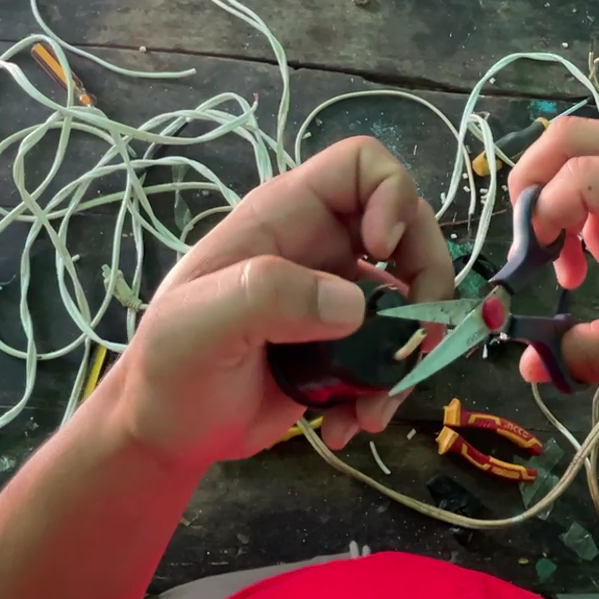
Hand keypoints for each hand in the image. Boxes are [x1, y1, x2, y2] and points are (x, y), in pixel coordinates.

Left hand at [103, 136, 455, 470]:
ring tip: (376, 406)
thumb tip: (354, 306)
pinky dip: (387, 391)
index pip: (361, 166)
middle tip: (422, 337)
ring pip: (412, 298)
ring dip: (412, 352)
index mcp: (287, 217)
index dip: (390, 195)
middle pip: (410, 229)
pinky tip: (349, 423)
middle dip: (430, 279)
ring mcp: (336, 299)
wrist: (168, 432)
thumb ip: (265, 296)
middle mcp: (322, 248)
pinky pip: (395, 353)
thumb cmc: (170, 365)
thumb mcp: (198, 323)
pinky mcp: (347, 348)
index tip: (382, 250)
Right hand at [508, 118, 598, 383]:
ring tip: (574, 266)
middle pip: (569, 137)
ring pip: (581, 146)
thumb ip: (598, 353)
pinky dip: (584, 206)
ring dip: (560, 201)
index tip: (537, 270)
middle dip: (533, 188)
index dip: (542, 220)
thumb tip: (529, 366)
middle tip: (531, 245)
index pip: (579, 177)